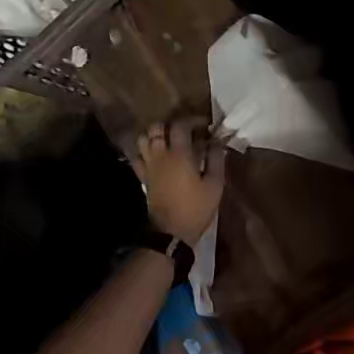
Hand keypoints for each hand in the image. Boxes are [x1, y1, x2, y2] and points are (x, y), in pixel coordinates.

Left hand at [129, 118, 225, 246]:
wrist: (171, 232)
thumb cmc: (197, 207)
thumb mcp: (215, 184)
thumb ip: (216, 159)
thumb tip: (216, 142)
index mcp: (180, 154)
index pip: (180, 125)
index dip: (193, 121)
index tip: (205, 126)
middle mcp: (160, 155)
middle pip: (156, 127)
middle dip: (171, 124)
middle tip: (185, 131)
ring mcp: (148, 166)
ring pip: (143, 139)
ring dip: (155, 135)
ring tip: (169, 140)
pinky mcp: (143, 177)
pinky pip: (137, 156)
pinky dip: (145, 151)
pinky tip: (156, 155)